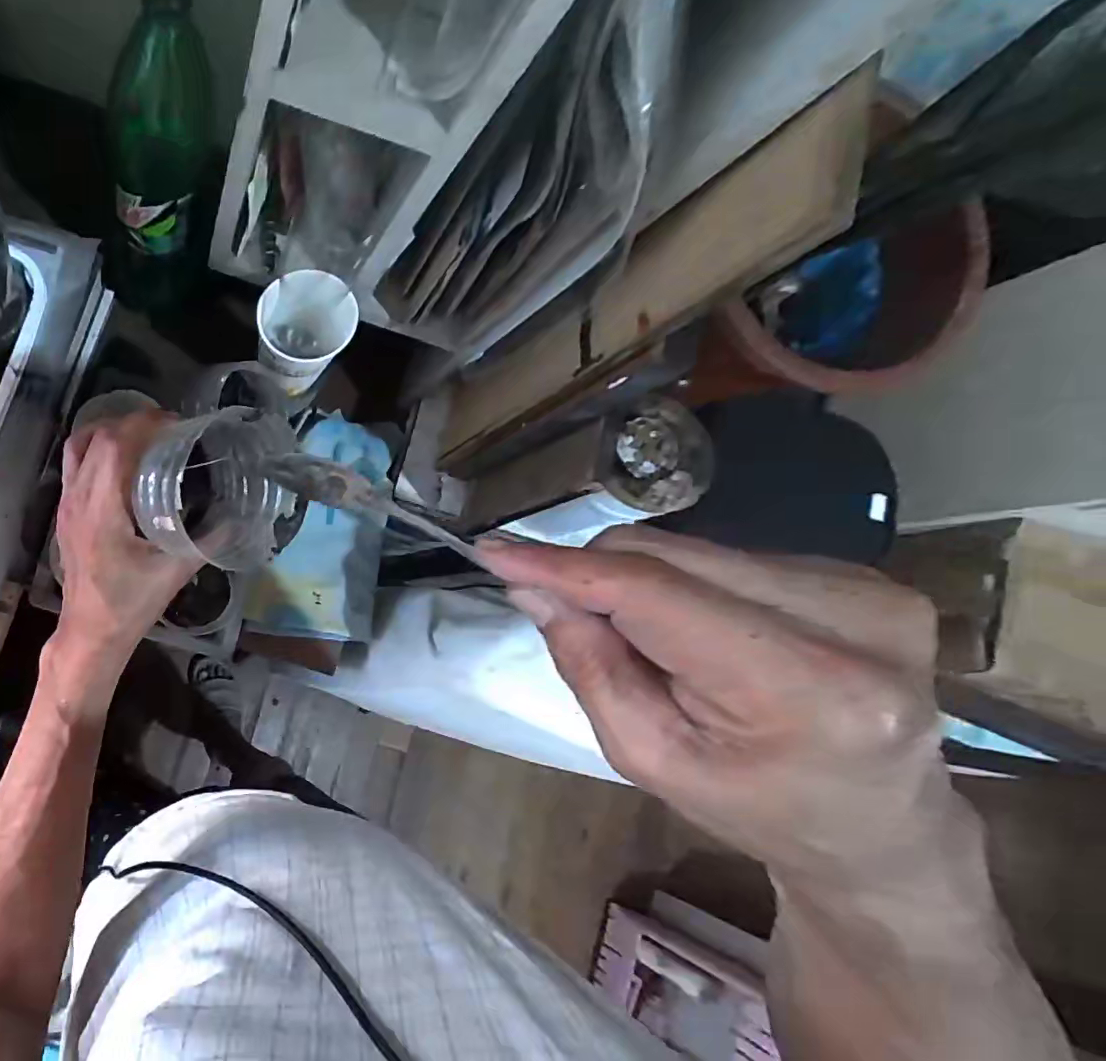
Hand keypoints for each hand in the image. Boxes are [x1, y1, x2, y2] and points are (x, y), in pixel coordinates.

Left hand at [54, 409, 202, 662]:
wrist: (89, 632)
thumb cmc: (129, 604)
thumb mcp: (175, 573)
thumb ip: (208, 541)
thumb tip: (237, 514)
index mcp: (102, 508)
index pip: (114, 444)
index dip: (144, 424)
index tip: (176, 426)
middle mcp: (78, 498)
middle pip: (96, 437)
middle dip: (132, 422)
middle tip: (167, 431)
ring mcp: (65, 504)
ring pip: (79, 446)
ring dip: (109, 432)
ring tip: (143, 439)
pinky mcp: (63, 513)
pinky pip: (74, 464)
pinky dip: (96, 450)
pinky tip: (123, 465)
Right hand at [472, 526, 968, 896]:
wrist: (878, 825)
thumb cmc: (752, 806)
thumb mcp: (645, 756)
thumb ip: (588, 667)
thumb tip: (534, 589)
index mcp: (803, 689)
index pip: (653, 595)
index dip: (565, 568)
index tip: (493, 552)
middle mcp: (851, 621)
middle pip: (664, 557)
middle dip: (591, 577)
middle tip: (564, 619)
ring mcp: (865, 589)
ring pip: (683, 546)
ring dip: (630, 581)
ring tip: (643, 642)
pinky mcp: (860, 576)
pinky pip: (714, 553)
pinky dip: (671, 581)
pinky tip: (687, 630)